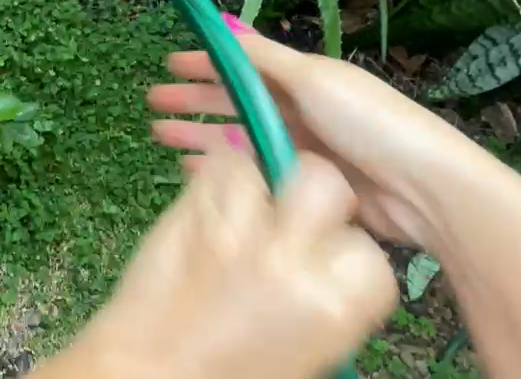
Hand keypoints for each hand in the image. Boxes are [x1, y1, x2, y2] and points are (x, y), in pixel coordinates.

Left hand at [39, 150, 393, 378]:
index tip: (325, 251)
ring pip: (254, 163)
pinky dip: (211, 178)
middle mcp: (287, 256)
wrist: (154, 371)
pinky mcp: (184, 210)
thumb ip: (323, 294)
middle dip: (312, 187)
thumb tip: (322, 255)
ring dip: (251, 178)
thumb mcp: (307, 346)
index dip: (346, 245)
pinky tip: (208, 204)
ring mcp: (231, 227)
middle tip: (288, 211)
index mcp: (333, 306)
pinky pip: (209, 170)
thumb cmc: (233, 371)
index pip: (366, 249)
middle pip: (320, 179)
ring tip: (239, 207)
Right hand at [148, 26, 490, 248]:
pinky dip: (222, 168)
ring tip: (160, 135)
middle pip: (233, 102)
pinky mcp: (306, 187)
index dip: (203, 63)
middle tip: (152, 104)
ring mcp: (303, 150)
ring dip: (197, 133)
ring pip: (236, 137)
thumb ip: (261, 54)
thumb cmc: (369, 123)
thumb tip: (221, 27)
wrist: (431, 192)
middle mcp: (301, 111)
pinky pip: (252, 172)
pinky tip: (192, 169)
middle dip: (191, 100)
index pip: (241, 66)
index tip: (167, 65)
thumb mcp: (312, 76)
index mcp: (303, 80)